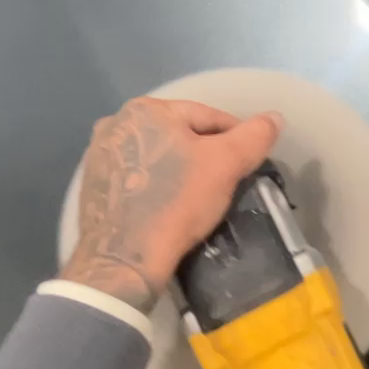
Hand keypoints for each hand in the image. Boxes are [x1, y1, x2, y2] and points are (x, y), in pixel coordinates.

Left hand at [63, 97, 282, 311]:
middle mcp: (116, 123)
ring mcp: (100, 155)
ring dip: (181, 169)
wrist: (123, 260)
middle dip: (206, 154)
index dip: (236, 139)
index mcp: (146, 109)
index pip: (209, 116)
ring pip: (159, 155)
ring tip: (200, 195)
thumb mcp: (227, 164)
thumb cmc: (178, 202)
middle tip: (226, 181)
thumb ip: (255, 136)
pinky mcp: (93, 184)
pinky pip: (139, 175)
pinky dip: (158, 184)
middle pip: (181, 135)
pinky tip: (171, 205)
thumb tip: (274, 117)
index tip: (248, 164)